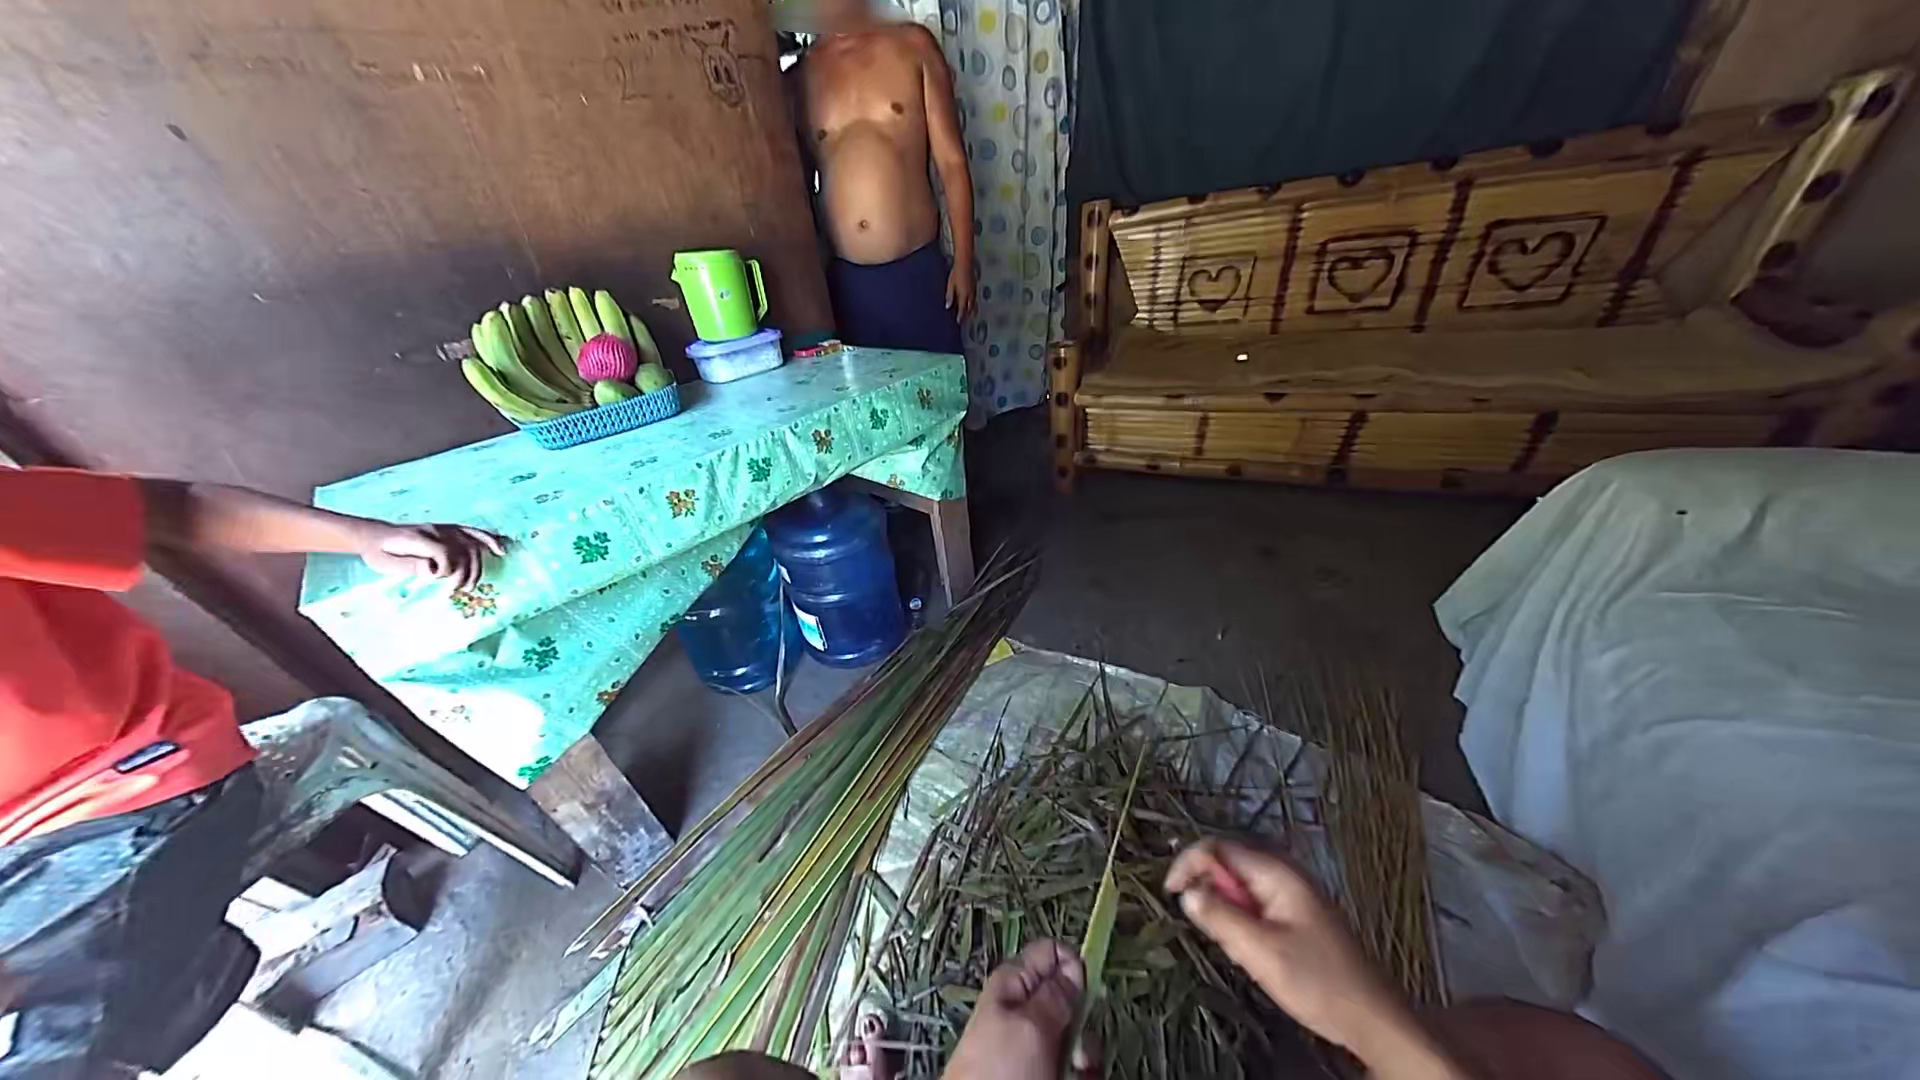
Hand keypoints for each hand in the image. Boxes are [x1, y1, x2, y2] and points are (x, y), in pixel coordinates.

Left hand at [358, 524, 504, 588]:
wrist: (375, 536)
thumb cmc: (379, 553)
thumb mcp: (385, 563)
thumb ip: (409, 567)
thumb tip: (433, 570)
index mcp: (417, 538)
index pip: (442, 552)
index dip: (444, 569)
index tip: (436, 580)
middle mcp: (437, 531)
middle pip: (463, 552)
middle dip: (463, 573)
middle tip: (457, 589)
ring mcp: (448, 530)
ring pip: (473, 547)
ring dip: (476, 568)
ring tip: (469, 585)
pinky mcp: (454, 531)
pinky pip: (477, 534)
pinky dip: (491, 542)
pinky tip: (501, 551)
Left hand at [946, 260, 976, 321]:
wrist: (965, 262)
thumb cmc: (956, 273)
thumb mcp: (951, 285)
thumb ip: (950, 296)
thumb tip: (948, 306)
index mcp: (963, 295)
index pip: (962, 309)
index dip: (960, 316)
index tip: (958, 322)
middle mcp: (970, 294)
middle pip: (970, 308)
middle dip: (967, 315)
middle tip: (965, 321)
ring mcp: (974, 290)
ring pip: (974, 304)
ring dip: (972, 310)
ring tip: (971, 315)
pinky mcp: (975, 286)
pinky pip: (975, 298)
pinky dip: (974, 303)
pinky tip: (972, 303)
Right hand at [1166, 839, 1449, 1071]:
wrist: (1376, 1022)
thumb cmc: (1318, 983)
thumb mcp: (1260, 950)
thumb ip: (1219, 915)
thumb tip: (1186, 891)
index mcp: (1277, 872)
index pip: (1218, 847)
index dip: (1189, 864)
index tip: (1171, 893)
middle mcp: (1285, 874)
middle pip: (1228, 865)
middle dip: (1210, 891)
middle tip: (1208, 927)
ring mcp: (1293, 895)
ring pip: (1240, 889)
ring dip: (1227, 912)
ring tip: (1237, 948)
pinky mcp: (1298, 917)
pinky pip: (1256, 906)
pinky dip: (1243, 923)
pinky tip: (1254, 953)